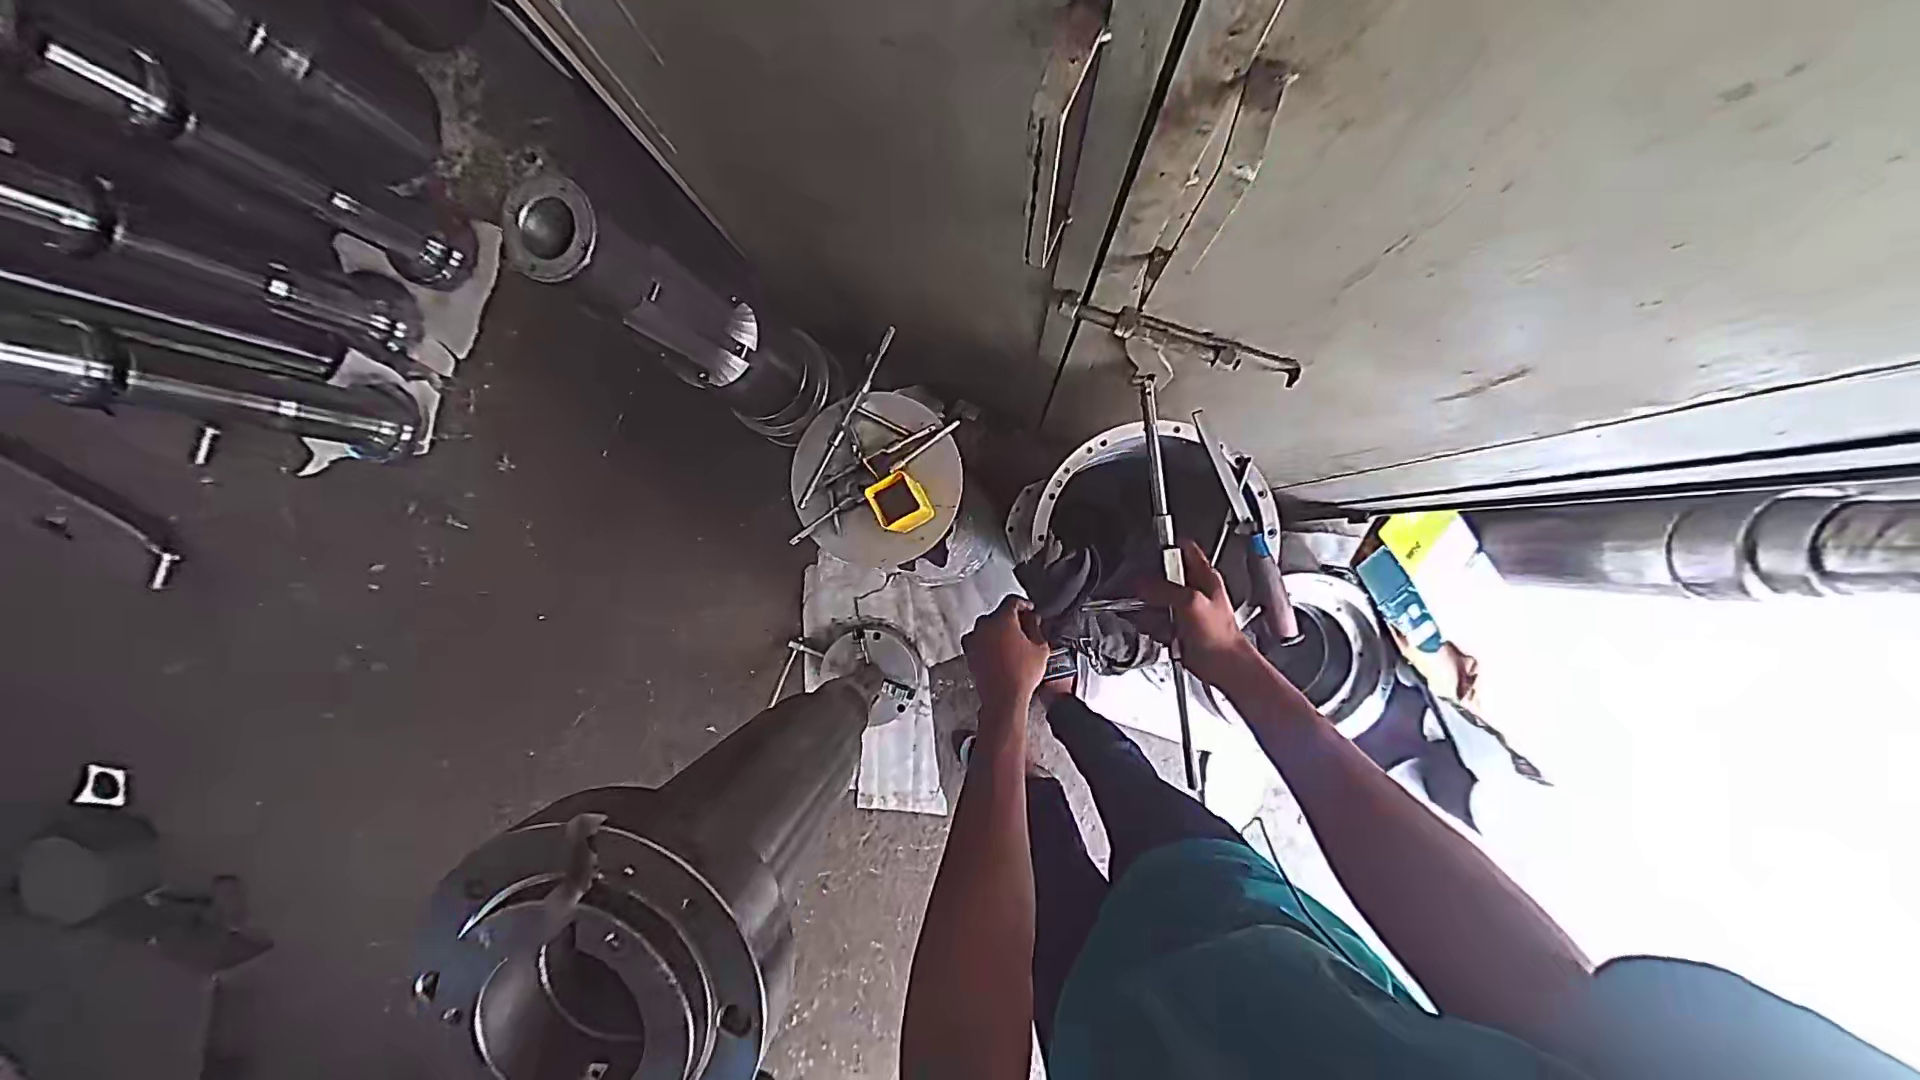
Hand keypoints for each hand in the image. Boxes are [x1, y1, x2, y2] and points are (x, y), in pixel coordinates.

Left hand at [963, 595, 1049, 718]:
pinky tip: (1001, 651)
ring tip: (1014, 642)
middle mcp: (984, 626)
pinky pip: (980, 640)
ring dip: (999, 630)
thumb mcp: (1040, 648)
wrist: (1004, 698)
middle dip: (1012, 618)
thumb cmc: (1021, 675)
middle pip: (999, 613)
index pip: (1012, 601)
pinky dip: (989, 642)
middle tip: (1025, 626)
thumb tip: (1033, 620)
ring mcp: (975, 639)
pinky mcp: (970, 652)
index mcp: (1002, 620)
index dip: (1024, 603)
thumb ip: (1036, 627)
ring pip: (988, 626)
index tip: (1028, 608)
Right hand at [1133, 539, 1266, 689]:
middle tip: (1149, 597)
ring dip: (1151, 612)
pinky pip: (1154, 621)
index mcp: (1204, 576)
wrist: (1224, 666)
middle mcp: (1194, 590)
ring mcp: (1184, 609)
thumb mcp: (1189, 602)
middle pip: (1162, 577)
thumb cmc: (1219, 635)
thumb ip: (1163, 589)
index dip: (1167, 547)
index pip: (1184, 548)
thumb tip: (1141, 583)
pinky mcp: (1177, 626)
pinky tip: (1164, 633)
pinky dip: (1154, 626)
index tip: (1150, 552)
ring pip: (1154, 601)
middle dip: (1151, 588)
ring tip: (1163, 622)